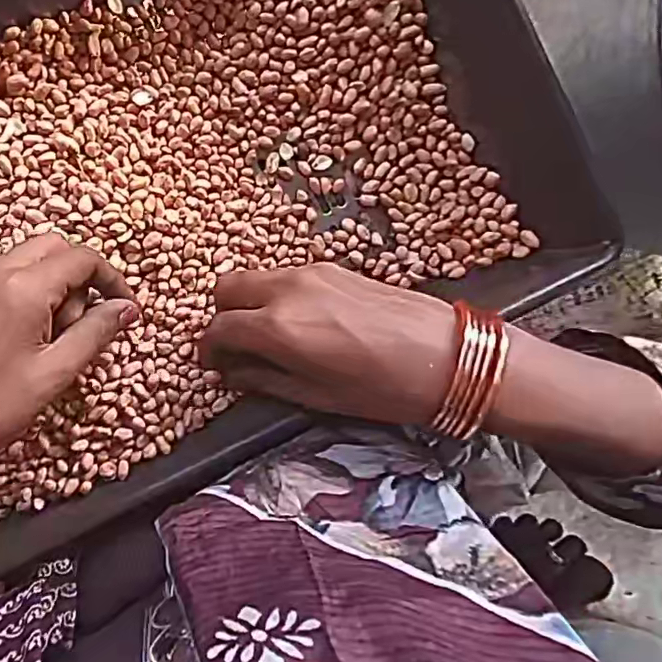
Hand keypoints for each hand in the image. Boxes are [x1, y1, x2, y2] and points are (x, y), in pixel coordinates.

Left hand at [0, 234, 137, 469]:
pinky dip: (31, 291)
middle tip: (84, 324)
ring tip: (54, 338)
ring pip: (32, 259)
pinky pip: (9, 275)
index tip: (124, 308)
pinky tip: (31, 335)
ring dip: (55, 284)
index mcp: (21, 288)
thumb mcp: (53, 373)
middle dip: (81, 277)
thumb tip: (126, 309)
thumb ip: (95, 333)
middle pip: (55, 247)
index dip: (112, 279)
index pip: (82, 258)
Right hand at [200, 263, 455, 426]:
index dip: (209, 350)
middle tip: (235, 345)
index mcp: (278, 326)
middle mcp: (286, 289)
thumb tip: (231, 374)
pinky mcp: (332, 266)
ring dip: (248, 303)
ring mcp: (310, 272)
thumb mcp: (318, 396)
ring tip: (267, 335)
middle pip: (226, 287)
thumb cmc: (386, 388)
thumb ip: (265, 379)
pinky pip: (283, 275)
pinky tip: (298, 321)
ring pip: (254, 277)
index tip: (214, 365)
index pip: (219, 328)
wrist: (452, 354)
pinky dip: (274, 294)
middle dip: (221, 316)